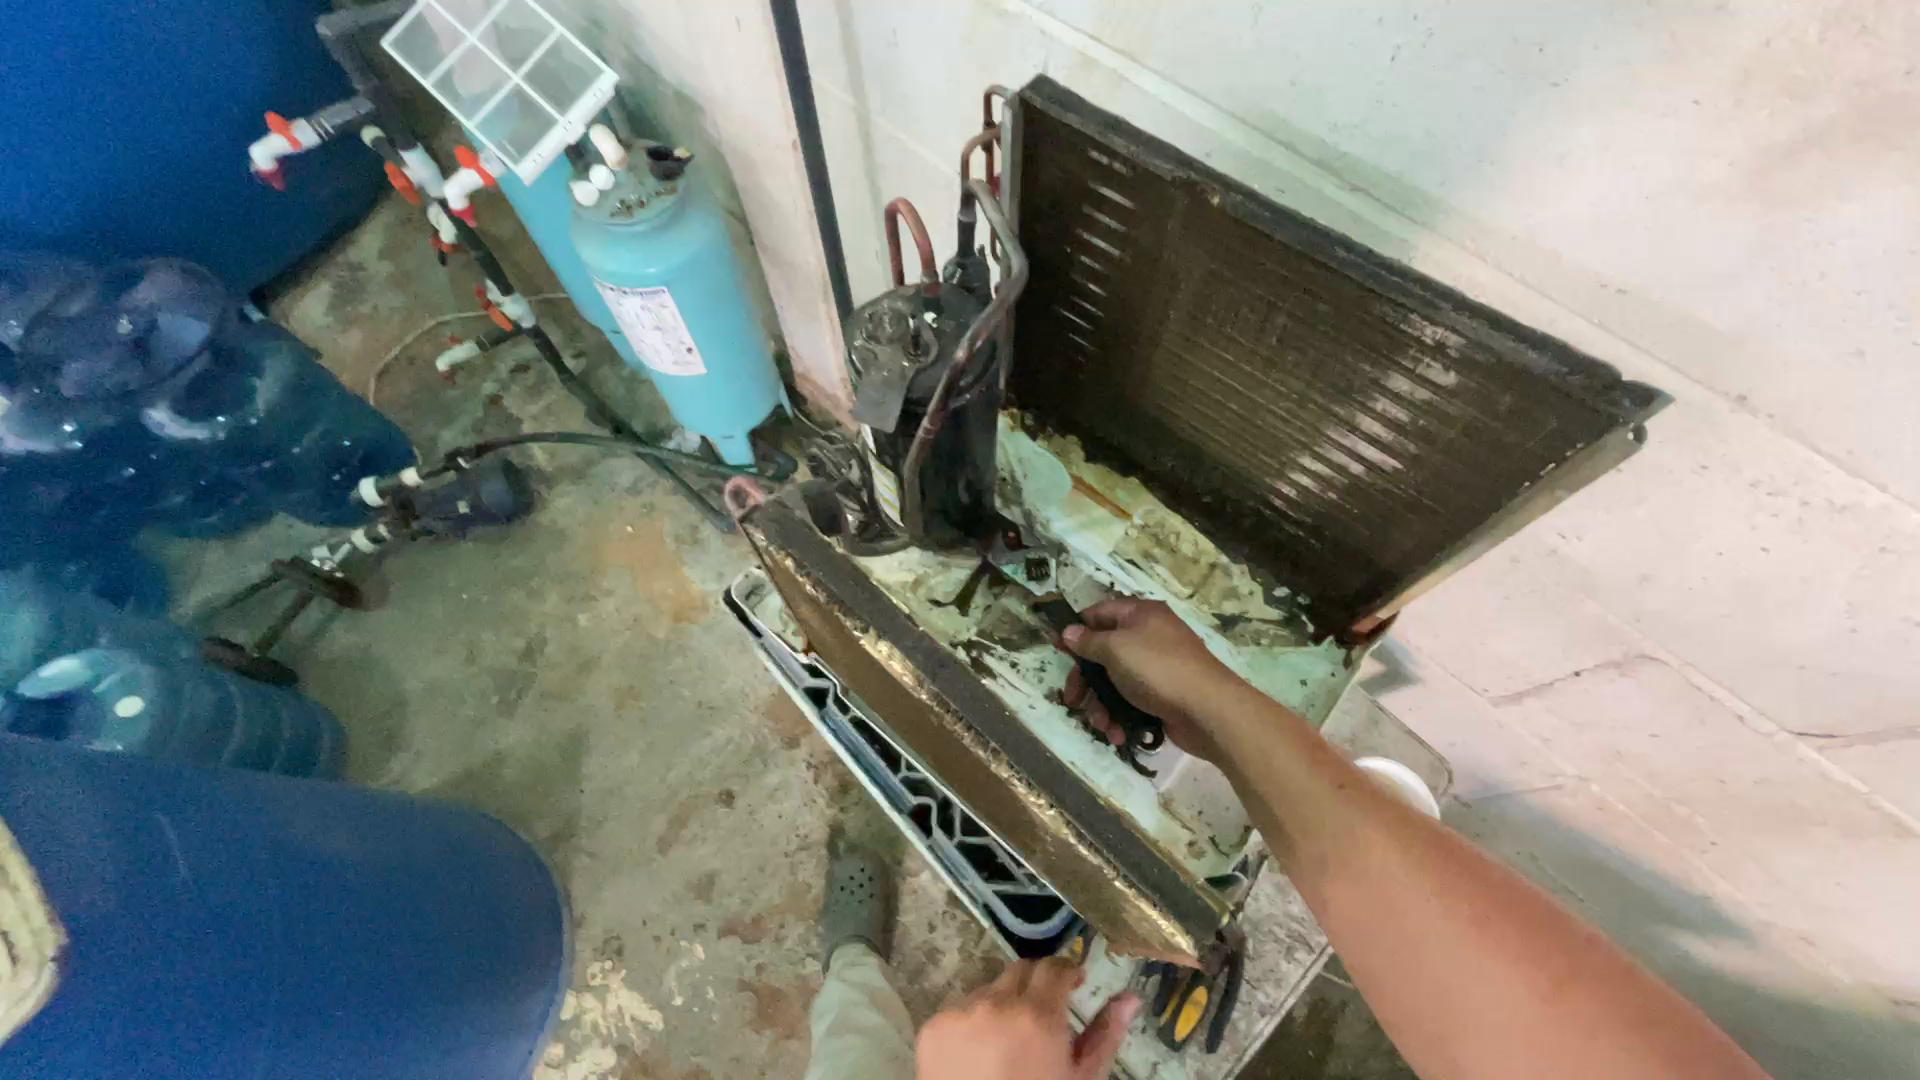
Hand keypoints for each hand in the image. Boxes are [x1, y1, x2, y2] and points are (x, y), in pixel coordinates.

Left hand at [917, 957, 1138, 1079]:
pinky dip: (972, 1024)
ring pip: (989, 989)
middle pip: (1021, 971)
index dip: (1066, 972)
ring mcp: (960, 1012)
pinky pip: (960, 1010)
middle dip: (1036, 985)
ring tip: (1009, 1045)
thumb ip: (1105, 1035)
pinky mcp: (932, 1026)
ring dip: (1003, 1005)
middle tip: (1044, 1015)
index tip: (1074, 983)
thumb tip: (1131, 998)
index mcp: (1037, 1016)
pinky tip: (980, 1055)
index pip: (1054, 966)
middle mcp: (996, 1003)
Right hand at [1061, 597, 1240, 762]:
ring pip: (1115, 682)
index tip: (1056, 649)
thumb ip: (1089, 641)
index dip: (1076, 630)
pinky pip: (1131, 702)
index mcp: (1139, 614)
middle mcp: (1148, 637)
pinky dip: (1121, 716)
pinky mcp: (1162, 696)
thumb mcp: (1116, 649)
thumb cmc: (1158, 669)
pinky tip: (1118, 734)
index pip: (1098, 613)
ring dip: (1102, 705)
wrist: (1208, 710)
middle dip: (1086, 680)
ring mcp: (1156, 668)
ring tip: (1101, 725)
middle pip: (1103, 654)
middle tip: (1072, 700)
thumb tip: (1069, 631)